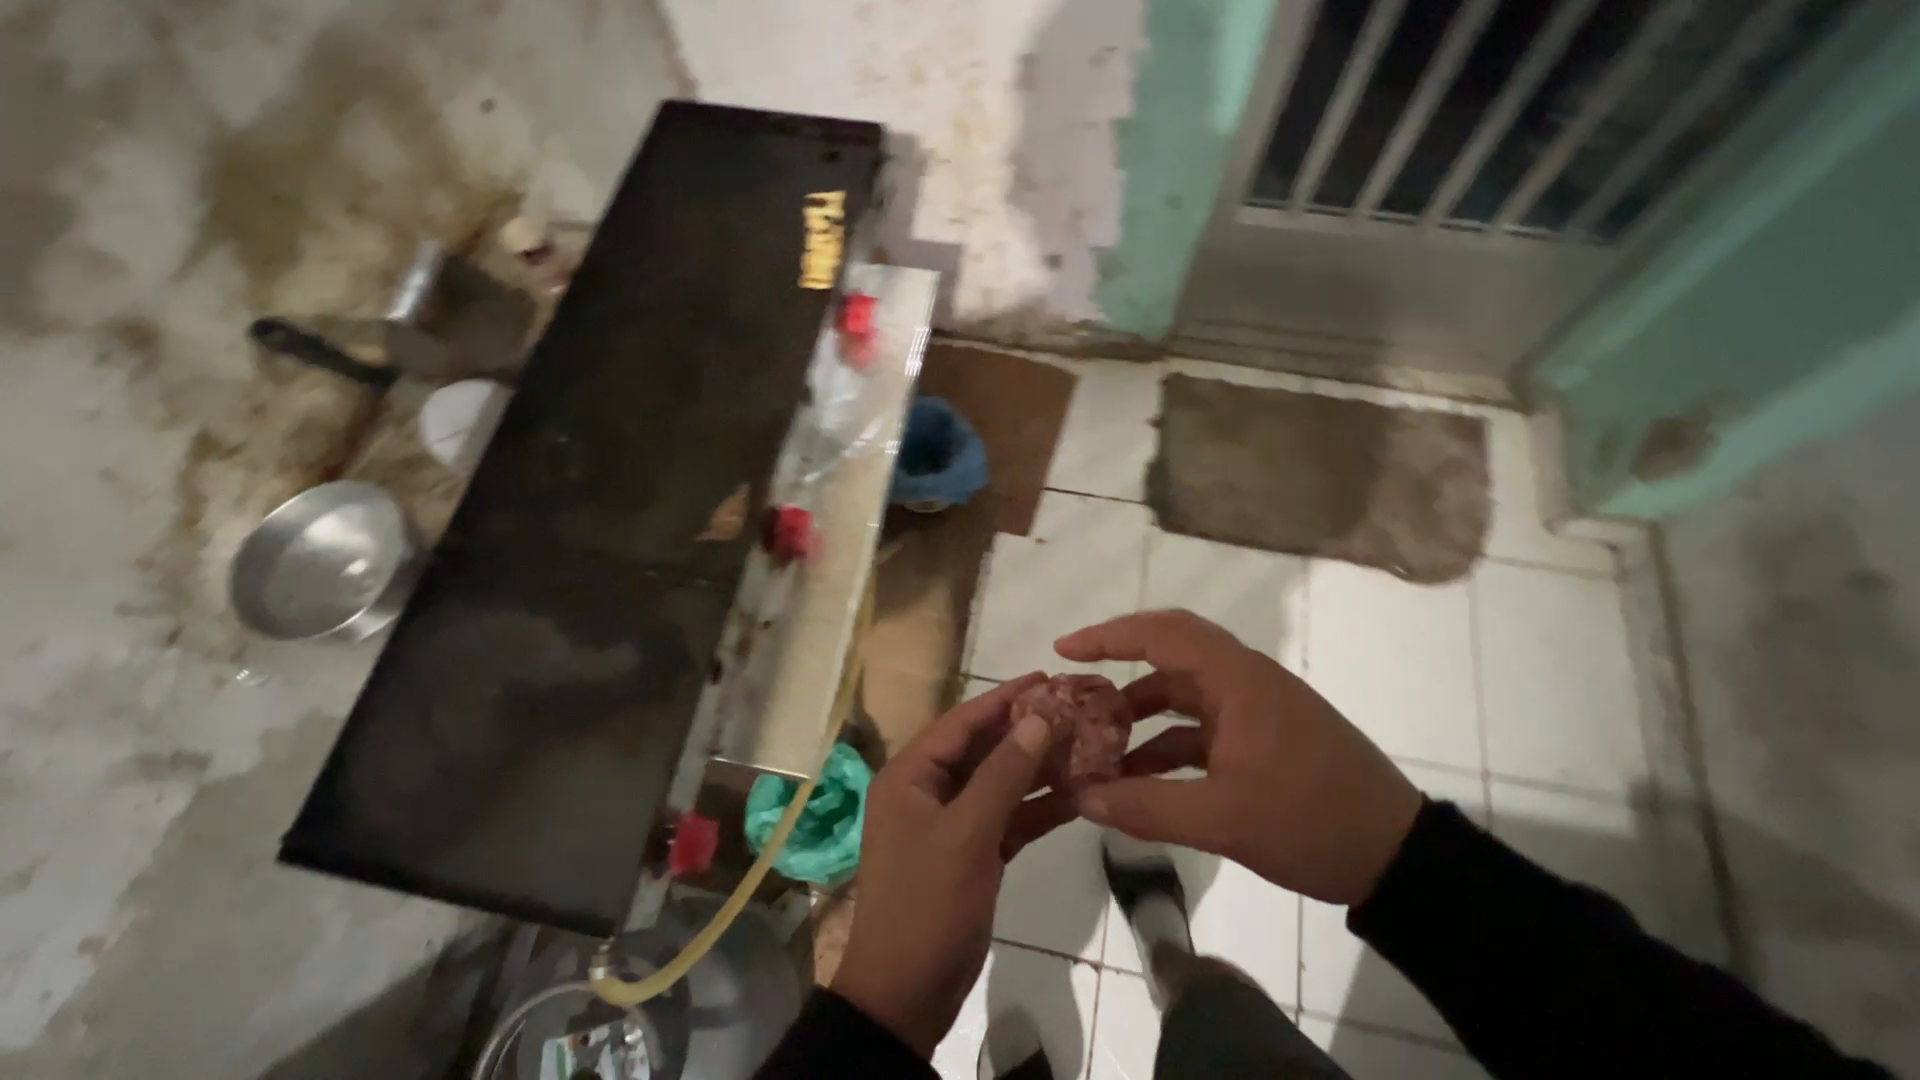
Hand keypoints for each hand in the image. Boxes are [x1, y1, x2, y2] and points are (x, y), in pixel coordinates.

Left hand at [832, 672, 1058, 1055]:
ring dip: (1038, 769)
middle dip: (1027, 731)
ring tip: (1087, 745)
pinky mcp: (971, 855)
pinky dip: (1037, 809)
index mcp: (910, 777)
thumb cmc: (927, 903)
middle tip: (1076, 709)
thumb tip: (1038, 718)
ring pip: (999, 785)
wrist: (906, 992)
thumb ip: (1003, 774)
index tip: (1046, 676)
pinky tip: (1078, 796)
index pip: (960, 722)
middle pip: (982, 750)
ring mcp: (950, 826)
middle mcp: (927, 793)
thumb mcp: (966, 833)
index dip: (1002, 698)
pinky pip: (1007, 820)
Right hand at [1055, 609, 1422, 905]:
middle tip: (1074, 684)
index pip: (1163, 633)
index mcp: (1238, 680)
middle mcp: (1246, 681)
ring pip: (1185, 694)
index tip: (1064, 650)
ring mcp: (1258, 709)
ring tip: (1096, 741)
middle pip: (1171, 653)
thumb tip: (1081, 798)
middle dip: (1119, 665)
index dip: (1109, 635)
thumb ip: (1145, 807)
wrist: (1397, 855)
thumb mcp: (1222, 819)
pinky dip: (1168, 742)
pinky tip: (1139, 777)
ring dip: (1141, 712)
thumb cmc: (1310, 822)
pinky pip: (1203, 726)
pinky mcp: (1266, 737)